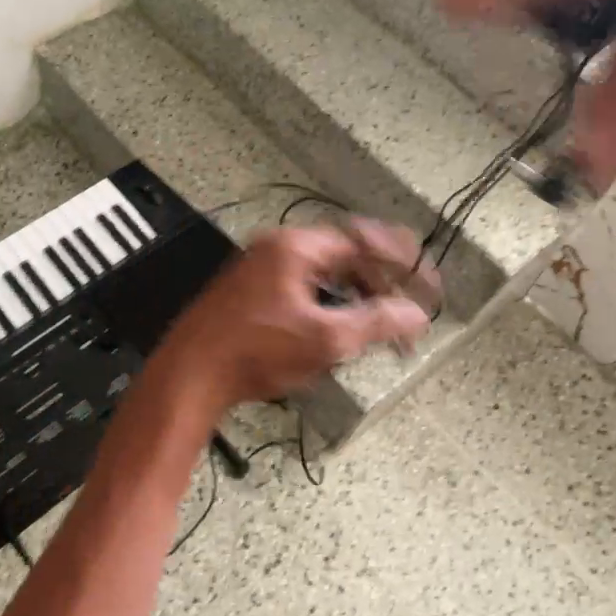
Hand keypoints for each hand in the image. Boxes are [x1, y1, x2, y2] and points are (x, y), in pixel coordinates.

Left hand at [145, 221, 437, 412]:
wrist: (190, 375)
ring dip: (352, 297)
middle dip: (378, 284)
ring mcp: (257, 269)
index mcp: (296, 247)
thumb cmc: (254, 352)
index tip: (425, 281)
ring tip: (374, 328)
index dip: (400, 261)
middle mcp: (275, 249)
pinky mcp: (247, 294)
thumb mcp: (325, 340)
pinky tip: (334, 334)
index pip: (362, 240)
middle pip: (342, 255)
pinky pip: (299, 288)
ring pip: (320, 274)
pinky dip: (325, 305)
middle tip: (404, 312)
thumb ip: (376, 323)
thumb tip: (416, 315)